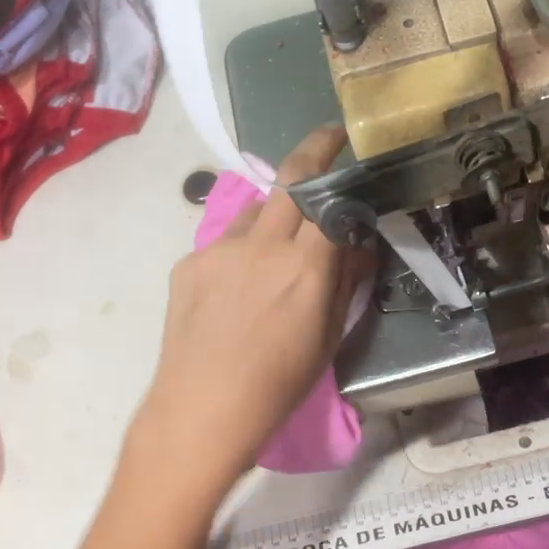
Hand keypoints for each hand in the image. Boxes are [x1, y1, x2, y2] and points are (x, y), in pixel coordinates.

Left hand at [137, 127, 372, 474]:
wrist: (203, 409)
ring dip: (274, 216)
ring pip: (255, 212)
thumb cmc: (279, 384)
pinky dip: (243, 252)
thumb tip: (359, 248)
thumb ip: (344, 283)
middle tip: (328, 140)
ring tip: (278, 252)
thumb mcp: (327, 337)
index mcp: (304, 266)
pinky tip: (240, 289)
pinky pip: (225, 243)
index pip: (329, 197)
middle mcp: (262, 245)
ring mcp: (219, 250)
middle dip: (313, 148)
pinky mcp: (189, 264)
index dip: (342, 166)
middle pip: (289, 178)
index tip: (350, 149)